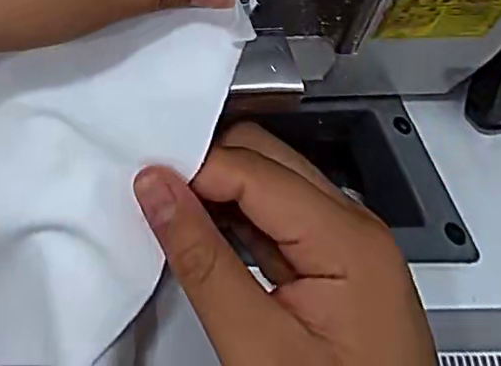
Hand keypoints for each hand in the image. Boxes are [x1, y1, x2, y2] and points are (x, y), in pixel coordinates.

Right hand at [133, 123, 435, 364]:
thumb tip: (159, 189)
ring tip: (173, 215)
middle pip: (260, 155)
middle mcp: (353, 229)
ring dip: (214, 190)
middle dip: (203, 167)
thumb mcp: (261, 349)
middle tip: (156, 194)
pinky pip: (271, 213)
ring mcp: (345, 246)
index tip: (147, 183)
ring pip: (262, 179)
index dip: (192, 169)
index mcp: (348, 239)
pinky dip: (231, 215)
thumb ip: (202, 260)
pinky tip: (204, 237)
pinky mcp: (331, 266)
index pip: (250, 167)